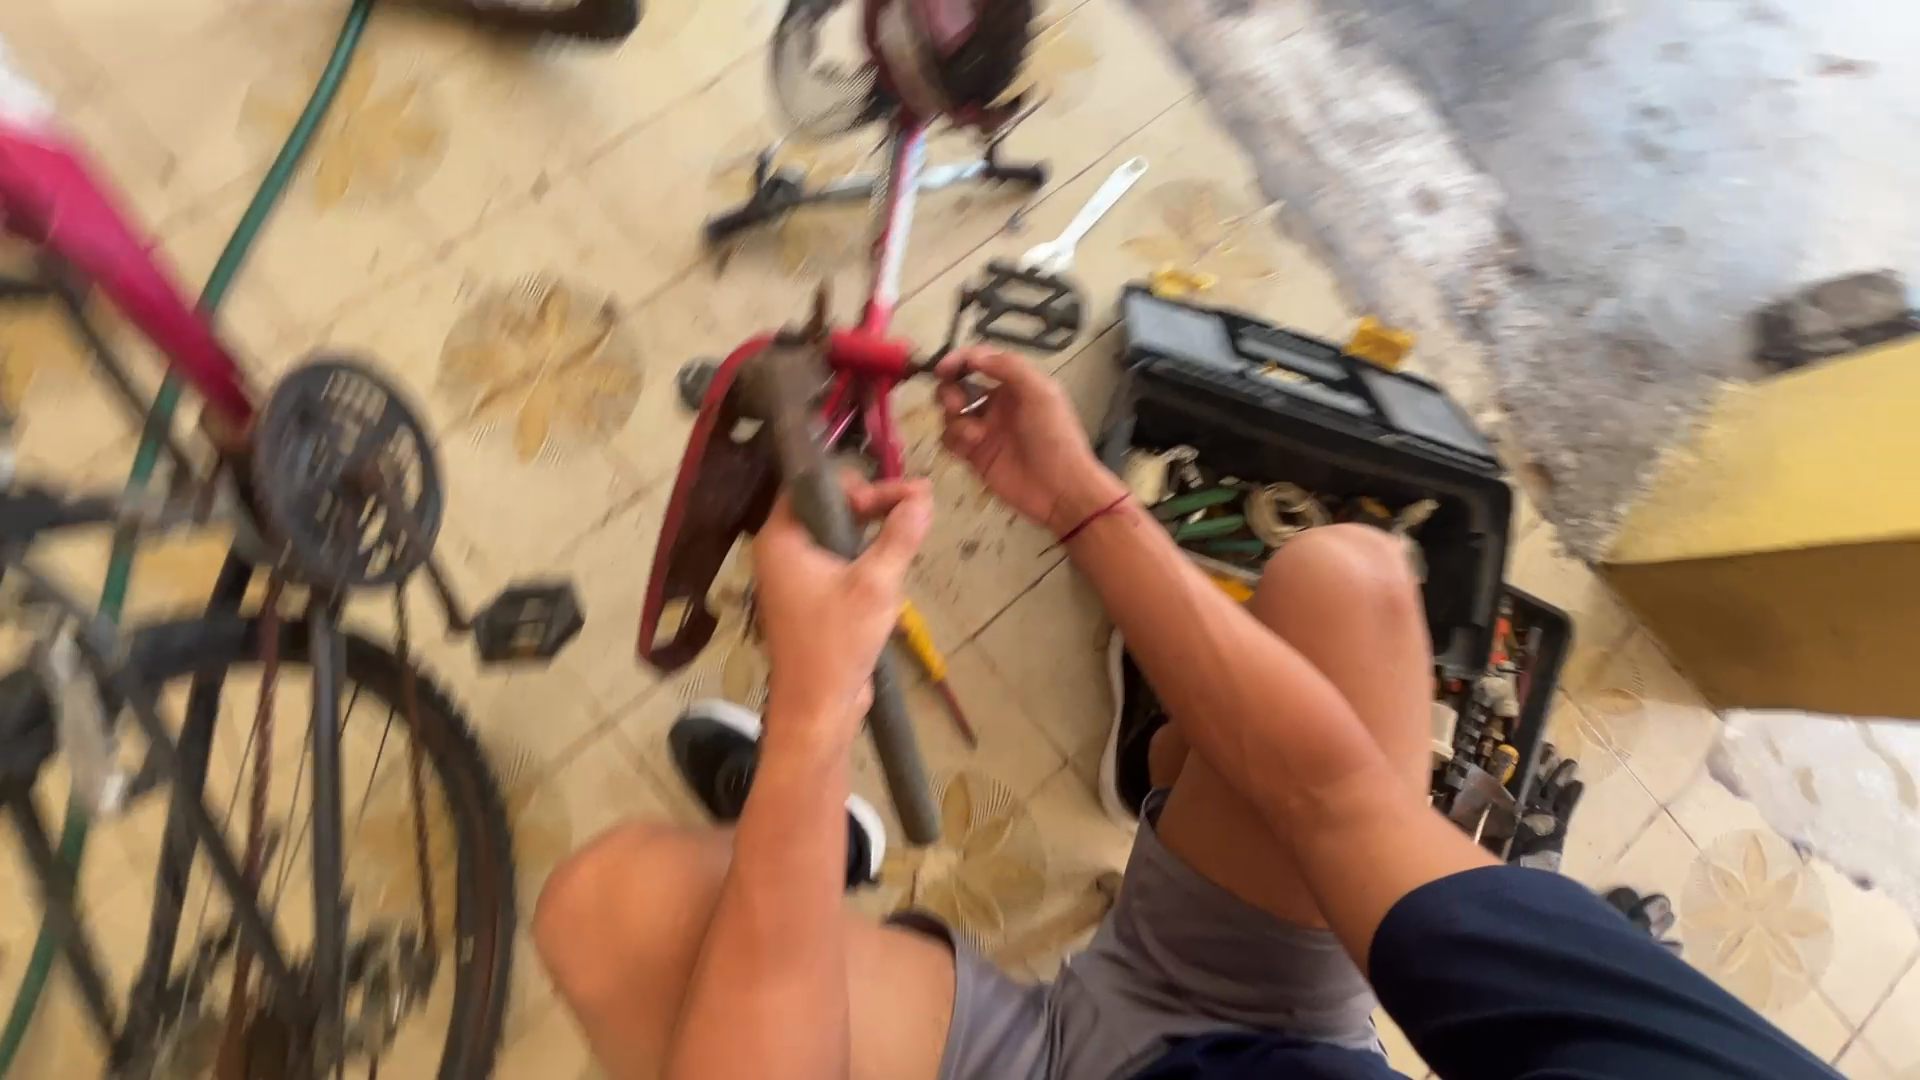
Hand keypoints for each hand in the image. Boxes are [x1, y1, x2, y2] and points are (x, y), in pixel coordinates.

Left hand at [752, 473, 932, 743]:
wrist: (817, 709)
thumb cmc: (837, 643)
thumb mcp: (876, 585)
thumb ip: (899, 537)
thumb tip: (922, 499)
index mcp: (782, 539)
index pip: (815, 485)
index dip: (857, 484)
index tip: (894, 499)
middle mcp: (782, 552)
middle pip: (829, 507)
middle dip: (875, 504)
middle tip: (918, 505)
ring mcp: (795, 577)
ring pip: (837, 535)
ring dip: (874, 529)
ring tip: (914, 527)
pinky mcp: (811, 599)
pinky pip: (838, 561)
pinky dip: (866, 555)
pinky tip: (896, 559)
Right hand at [935, 347, 1126, 536]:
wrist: (1059, 489)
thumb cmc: (1055, 437)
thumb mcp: (1041, 393)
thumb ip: (1009, 367)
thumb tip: (974, 355)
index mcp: (1014, 384)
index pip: (978, 362)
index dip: (958, 360)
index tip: (942, 369)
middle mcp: (995, 404)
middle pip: (956, 385)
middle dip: (949, 391)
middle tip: (957, 405)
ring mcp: (984, 430)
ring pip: (950, 413)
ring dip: (954, 419)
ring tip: (974, 436)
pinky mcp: (974, 456)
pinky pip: (950, 439)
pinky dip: (953, 439)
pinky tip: (970, 447)